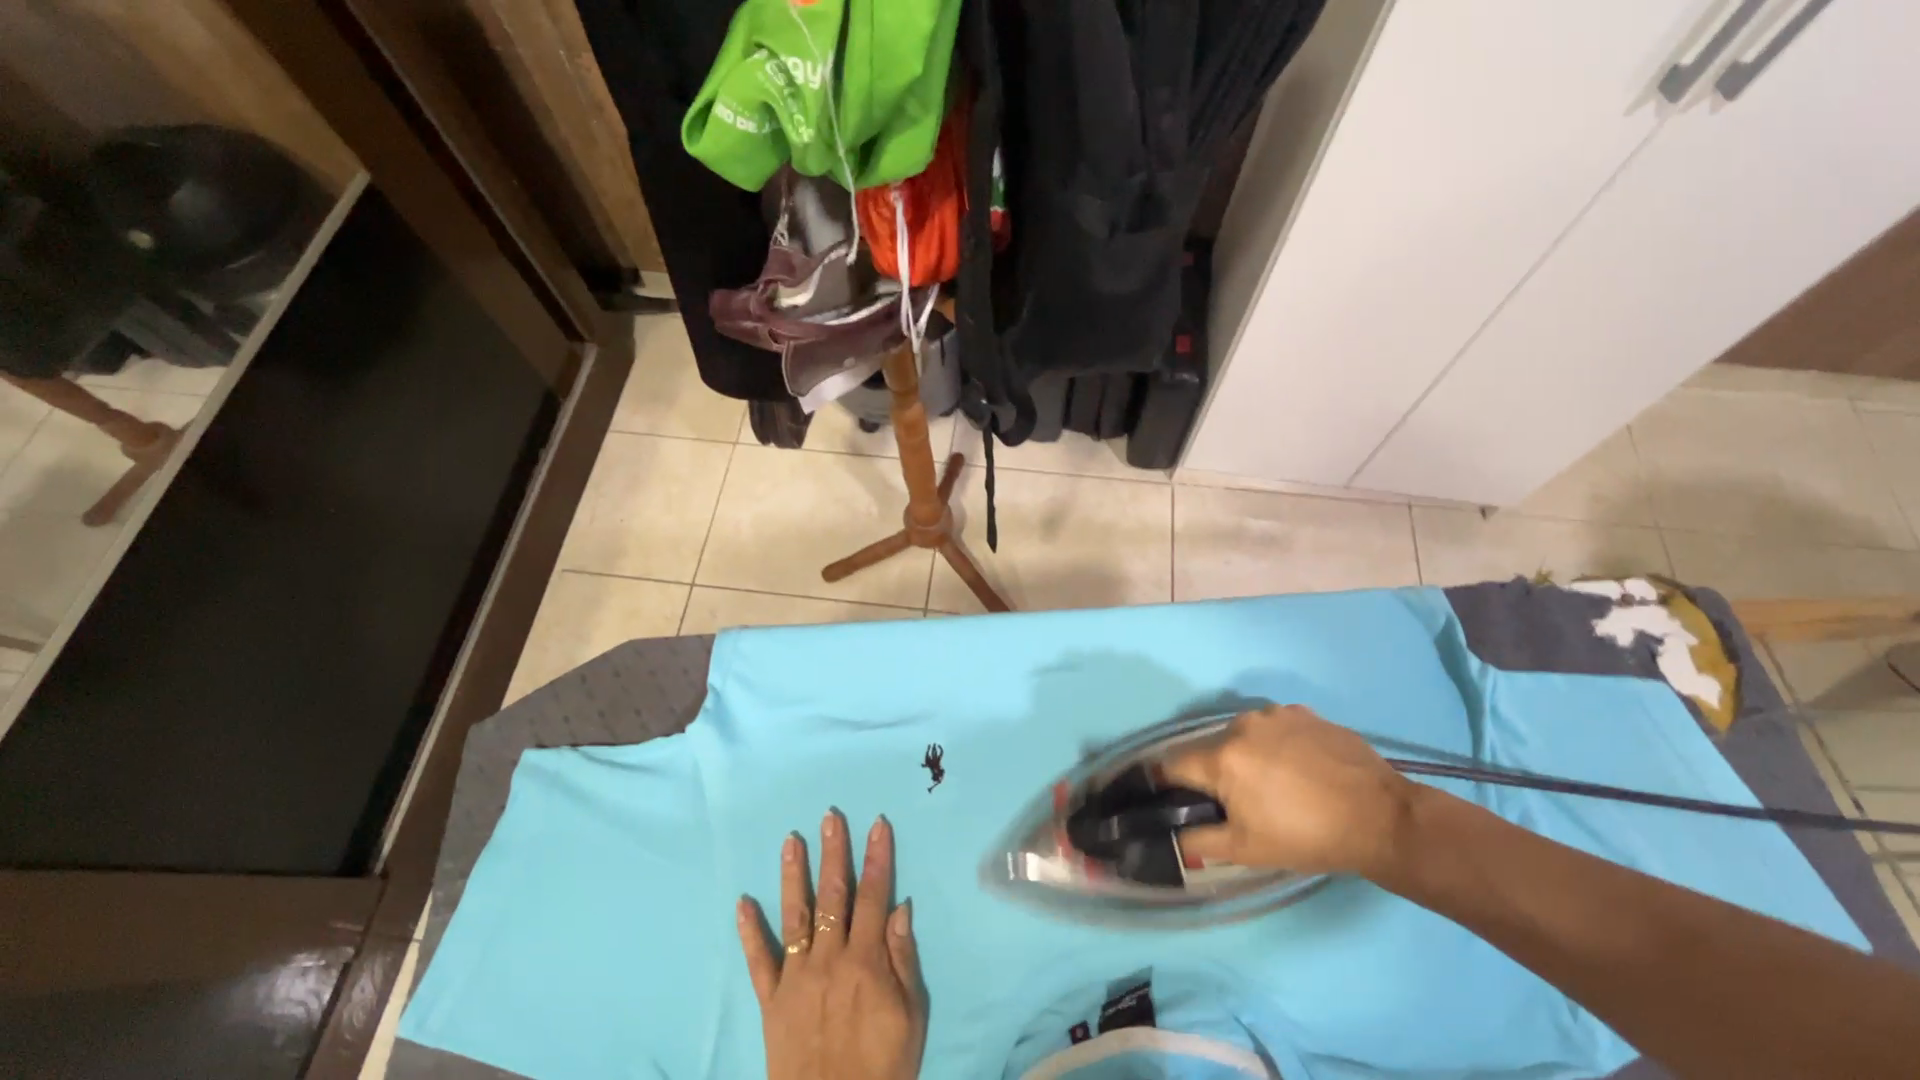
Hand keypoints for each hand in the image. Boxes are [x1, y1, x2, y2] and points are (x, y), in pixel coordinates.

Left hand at [737, 812, 925, 1079]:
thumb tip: (900, 906)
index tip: (877, 825)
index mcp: (866, 961)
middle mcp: (829, 959)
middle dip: (834, 854)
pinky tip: (743, 902)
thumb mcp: (911, 1016)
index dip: (877, 859)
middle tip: (830, 817)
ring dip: (793, 876)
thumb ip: (902, 959)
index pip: (873, 897)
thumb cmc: (884, 1065)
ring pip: (795, 916)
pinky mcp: (772, 1000)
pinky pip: (759, 961)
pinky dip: (750, 931)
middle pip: (833, 896)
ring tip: (791, 840)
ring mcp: (796, 977)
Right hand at [1162, 705, 1418, 877]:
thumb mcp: (1246, 850)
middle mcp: (1242, 726)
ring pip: (1242, 736)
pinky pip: (1274, 729)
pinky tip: (1298, 771)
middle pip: (1209, 749)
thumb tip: (1172, 838)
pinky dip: (1275, 746)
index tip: (1164, 796)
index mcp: (1222, 757)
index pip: (1172, 763)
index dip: (1162, 781)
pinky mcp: (1306, 714)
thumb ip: (1198, 841)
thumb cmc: (1307, 837)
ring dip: (1244, 756)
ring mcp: (1276, 715)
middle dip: (1212, 774)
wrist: (1382, 818)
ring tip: (1271, 787)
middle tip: (1233, 804)